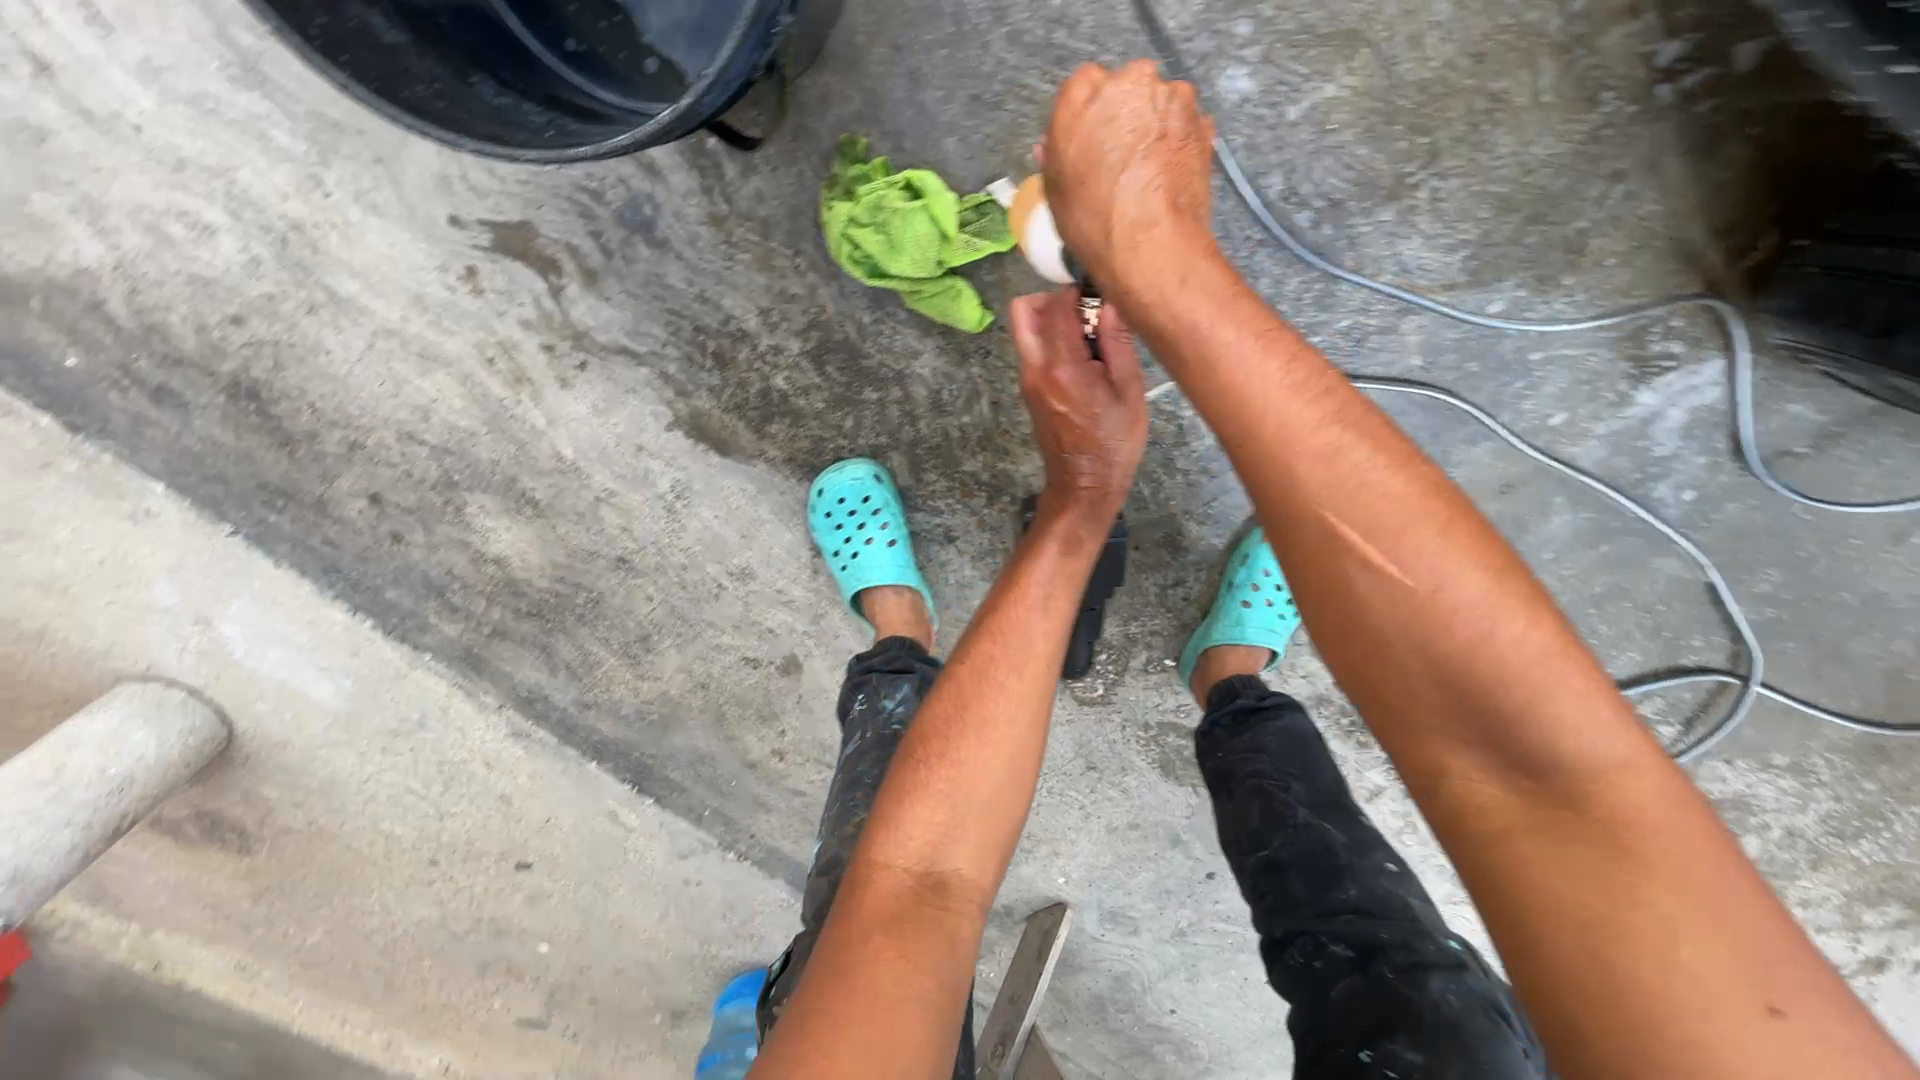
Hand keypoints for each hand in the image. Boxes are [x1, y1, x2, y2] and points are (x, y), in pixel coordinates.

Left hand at [1009, 289, 1147, 521]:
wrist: (1084, 484)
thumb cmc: (1114, 441)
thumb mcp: (1129, 390)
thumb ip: (1118, 342)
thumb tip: (1111, 302)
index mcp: (1062, 365)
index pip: (1057, 304)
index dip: (1080, 292)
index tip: (1102, 300)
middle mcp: (1035, 368)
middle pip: (1023, 309)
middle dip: (1054, 300)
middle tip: (1087, 315)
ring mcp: (1027, 380)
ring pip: (1025, 329)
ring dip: (1052, 321)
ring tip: (1089, 340)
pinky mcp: (1029, 390)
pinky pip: (1033, 350)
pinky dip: (1051, 342)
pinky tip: (1083, 360)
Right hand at [1040, 60, 1217, 297]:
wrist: (1152, 245)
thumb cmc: (1091, 216)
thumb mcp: (1055, 190)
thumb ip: (1054, 156)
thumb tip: (1050, 145)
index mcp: (1084, 90)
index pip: (1083, 86)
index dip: (1087, 116)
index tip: (1089, 144)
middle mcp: (1132, 80)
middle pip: (1126, 88)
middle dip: (1124, 114)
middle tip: (1120, 158)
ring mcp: (1174, 98)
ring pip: (1160, 104)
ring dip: (1155, 125)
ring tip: (1149, 169)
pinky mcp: (1204, 123)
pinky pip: (1184, 126)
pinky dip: (1178, 142)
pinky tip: (1170, 174)